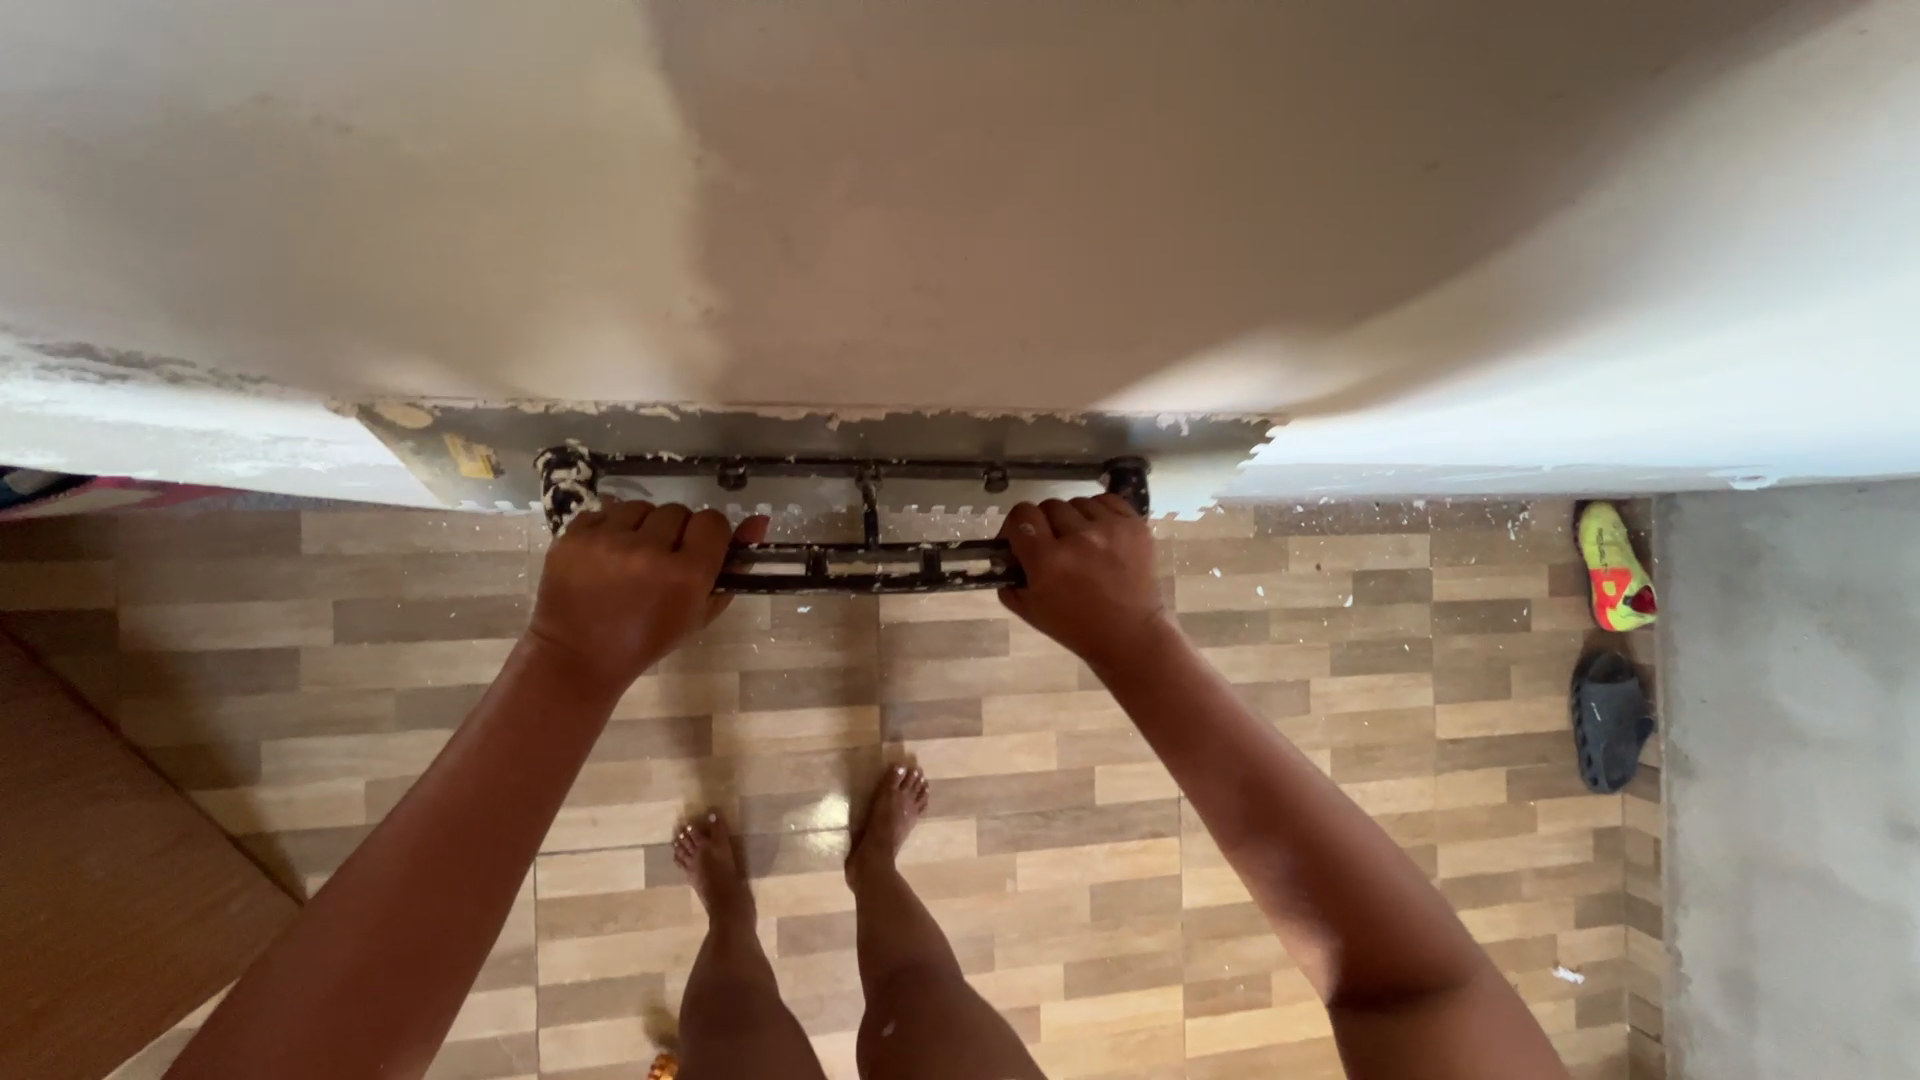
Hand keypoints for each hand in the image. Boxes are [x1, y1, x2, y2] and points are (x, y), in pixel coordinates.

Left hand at [528, 500, 768, 692]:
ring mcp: (606, 542)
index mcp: (686, 575)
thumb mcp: (700, 610)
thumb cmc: (649, 639)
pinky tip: (605, 556)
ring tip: (631, 556)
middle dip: (674, 532)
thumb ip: (734, 567)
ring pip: (640, 507)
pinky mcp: (573, 537)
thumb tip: (759, 520)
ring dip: (641, 527)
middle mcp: (648, 551)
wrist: (579, 656)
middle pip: (677, 511)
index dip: (707, 535)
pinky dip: (609, 529)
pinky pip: (603, 512)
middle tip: (660, 560)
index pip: (712, 521)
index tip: (696, 551)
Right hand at [997, 495, 1168, 671]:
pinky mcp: (1135, 526)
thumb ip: (1008, 580)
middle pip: (1049, 506)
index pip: (1021, 515)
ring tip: (1081, 541)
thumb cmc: (1075, 627)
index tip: (1022, 537)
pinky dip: (1099, 514)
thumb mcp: (1029, 610)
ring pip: (1078, 503)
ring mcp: (1110, 529)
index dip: (1017, 524)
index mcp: (1048, 561)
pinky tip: (1100, 533)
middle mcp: (1078, 538)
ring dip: (1074, 519)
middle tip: (1053, 544)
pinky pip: (1108, 501)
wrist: (1128, 636)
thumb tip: (1005, 555)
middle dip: (1046, 524)